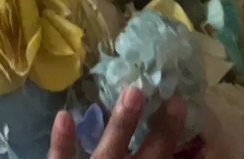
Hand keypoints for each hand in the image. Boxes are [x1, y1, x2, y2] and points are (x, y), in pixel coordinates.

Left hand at [48, 85, 188, 158]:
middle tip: (175, 98)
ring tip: (133, 91)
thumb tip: (179, 141)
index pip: (160, 156)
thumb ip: (148, 149)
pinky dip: (62, 142)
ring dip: (122, 123)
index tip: (181, 102)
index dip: (172, 132)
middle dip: (161, 130)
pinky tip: (64, 115)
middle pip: (147, 156)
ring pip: (109, 151)